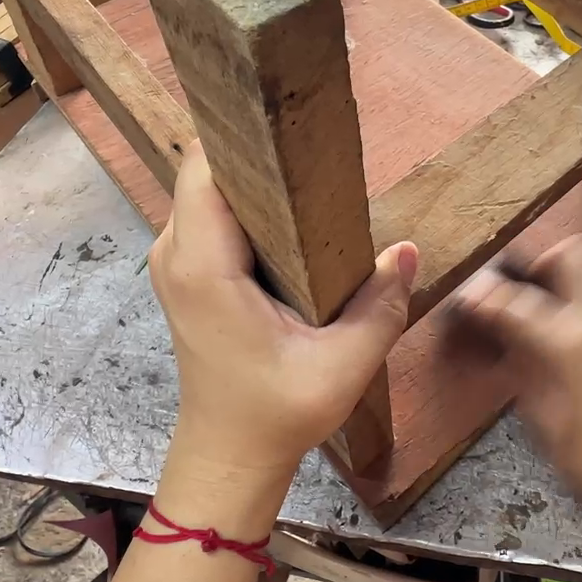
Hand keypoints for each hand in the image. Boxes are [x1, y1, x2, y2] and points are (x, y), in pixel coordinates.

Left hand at [148, 143, 417, 476]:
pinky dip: (246, 200)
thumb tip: (405, 249)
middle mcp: (176, 251)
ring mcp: (176, 259)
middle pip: (208, 169)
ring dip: (253, 175)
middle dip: (257, 150)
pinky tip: (290, 207)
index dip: (243, 136)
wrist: (229, 456)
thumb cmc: (276, 413)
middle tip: (316, 146)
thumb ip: (380, 307)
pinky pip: (211, 210)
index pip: (205, 167)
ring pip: (209, 187)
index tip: (292, 124)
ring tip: (308, 172)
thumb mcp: (342, 367)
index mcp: (203, 265)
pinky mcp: (188, 269)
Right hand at [450, 236, 581, 530]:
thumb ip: (532, 391)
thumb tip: (517, 360)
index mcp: (573, 342)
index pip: (518, 305)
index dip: (488, 297)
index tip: (470, 292)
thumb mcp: (563, 441)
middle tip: (531, 288)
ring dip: (578, 275)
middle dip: (543, 263)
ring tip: (567, 307)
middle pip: (570, 254)